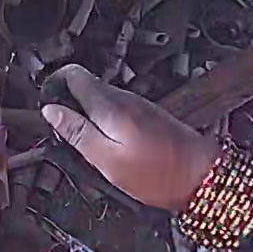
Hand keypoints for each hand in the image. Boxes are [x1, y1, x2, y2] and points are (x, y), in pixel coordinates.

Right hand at [40, 64, 218, 210]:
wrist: (205, 177)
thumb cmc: (157, 174)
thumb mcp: (106, 160)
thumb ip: (76, 132)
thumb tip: (50, 111)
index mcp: (108, 106)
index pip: (72, 74)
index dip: (54, 85)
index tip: (47, 106)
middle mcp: (123, 98)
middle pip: (84, 85)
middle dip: (68, 103)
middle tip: (64, 133)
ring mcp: (137, 105)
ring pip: (98, 98)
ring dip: (85, 114)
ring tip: (86, 143)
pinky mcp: (146, 115)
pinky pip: (114, 109)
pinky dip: (103, 122)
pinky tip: (108, 145)